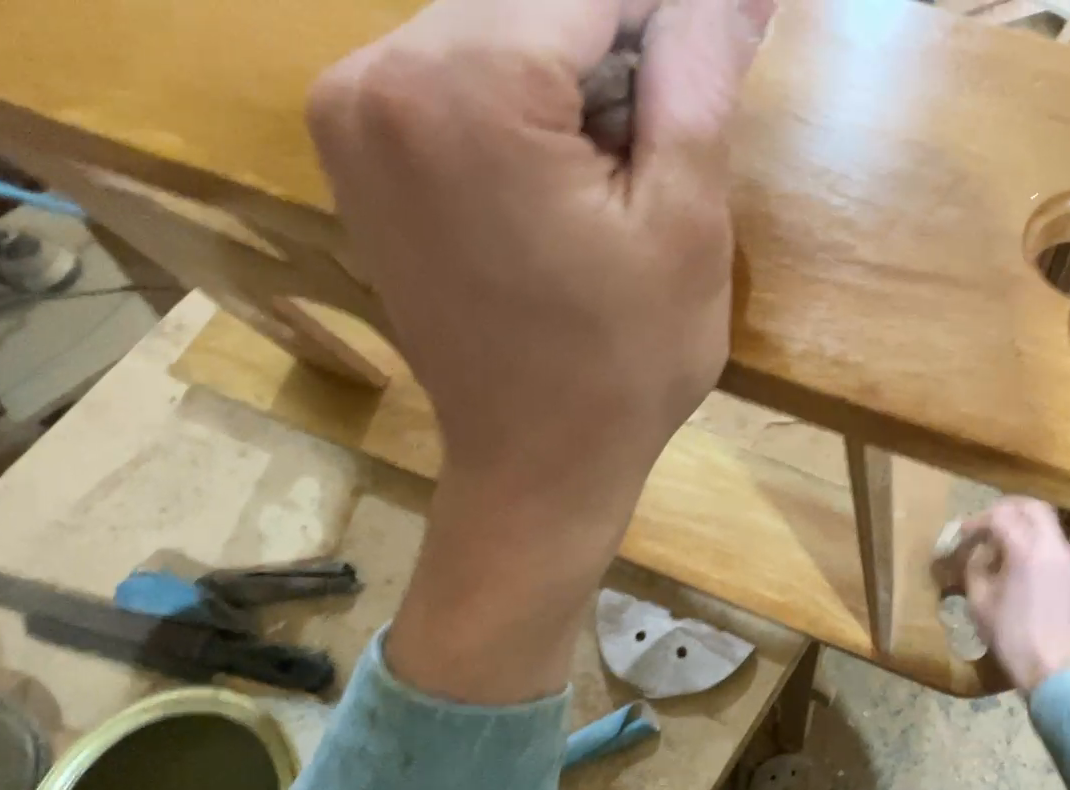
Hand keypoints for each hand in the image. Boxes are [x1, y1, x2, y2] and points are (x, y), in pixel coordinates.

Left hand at [307, 0, 772, 701]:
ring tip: (621, 164)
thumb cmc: (627, 363)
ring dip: (573, 69)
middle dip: (621, 42)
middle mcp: (376, 72)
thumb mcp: (687, 224)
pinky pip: (451, 72)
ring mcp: (348, 109)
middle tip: (672, 131)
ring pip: (492, 27)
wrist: (537, 464)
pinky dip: (521, 95)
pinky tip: (566, 172)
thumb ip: (701, 78)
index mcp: (465, 86)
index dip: (673, 16)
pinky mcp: (352, 147)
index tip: (721, 47)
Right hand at [954, 498, 1069, 694]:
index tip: (962, 535)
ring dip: (1020, 520)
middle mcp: (1050, 545)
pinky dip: (1032, 534)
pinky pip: (1050, 536)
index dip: (977, 521)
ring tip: (997, 537)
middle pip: (1030, 506)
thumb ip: (975, 565)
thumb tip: (974, 551)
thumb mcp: (979, 598)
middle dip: (1003, 509)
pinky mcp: (1069, 569)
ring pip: (1044, 519)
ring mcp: (1064, 556)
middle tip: (983, 524)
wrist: (1048, 664)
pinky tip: (1014, 554)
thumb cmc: (1008, 634)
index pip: (1000, 516)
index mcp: (1026, 550)